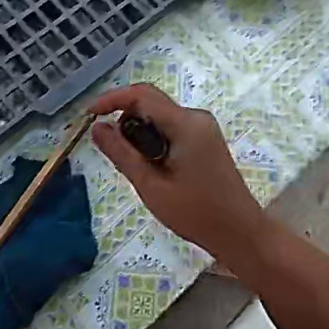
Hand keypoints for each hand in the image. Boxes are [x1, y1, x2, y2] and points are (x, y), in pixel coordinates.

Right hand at [89, 84, 267, 258]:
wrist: (240, 232)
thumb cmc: (195, 213)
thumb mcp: (150, 185)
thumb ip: (121, 153)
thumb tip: (97, 127)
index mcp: (186, 124)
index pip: (142, 95)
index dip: (112, 99)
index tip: (89, 114)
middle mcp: (196, 118)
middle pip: (150, 103)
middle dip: (124, 118)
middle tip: (111, 149)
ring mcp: (203, 127)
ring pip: (159, 116)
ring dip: (138, 131)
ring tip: (133, 164)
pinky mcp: (204, 139)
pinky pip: (170, 127)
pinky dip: (152, 139)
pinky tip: (150, 166)